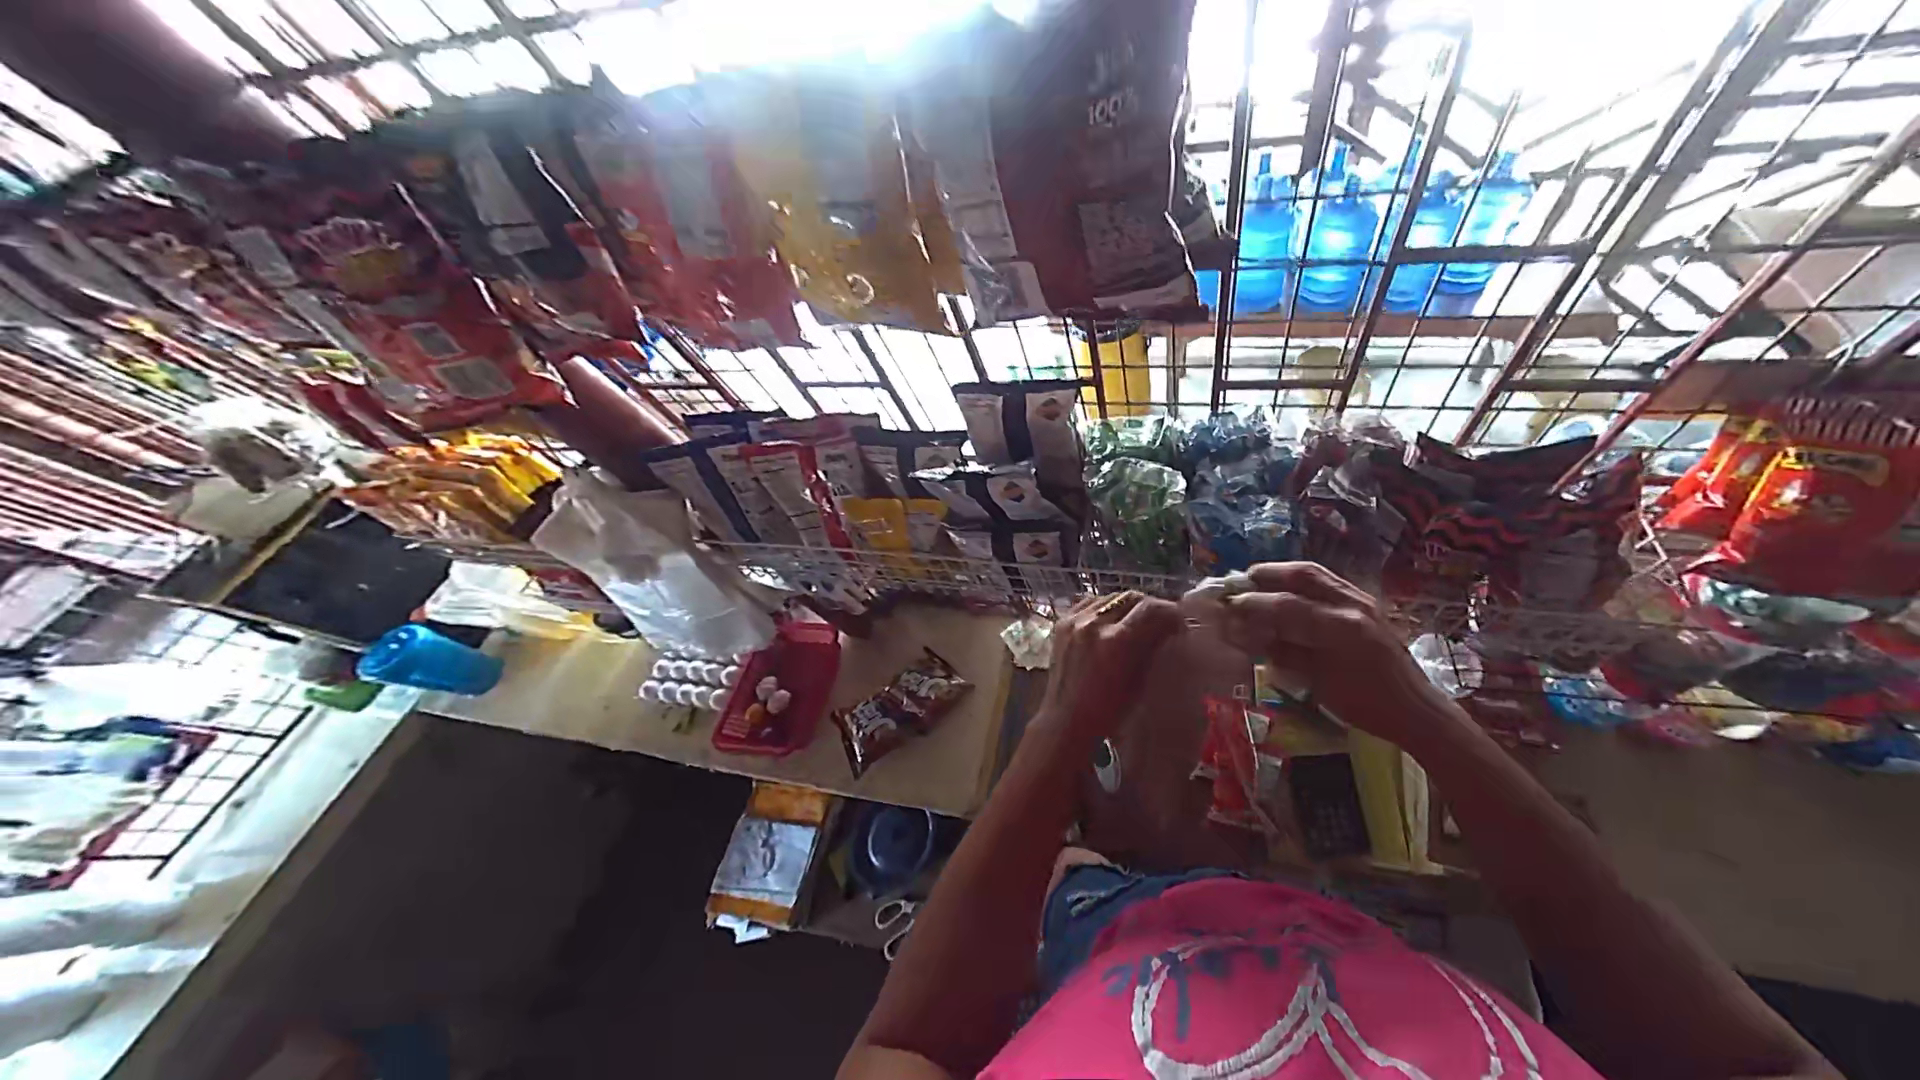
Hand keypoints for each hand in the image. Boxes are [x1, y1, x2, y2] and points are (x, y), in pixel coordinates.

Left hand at [1035, 591, 1182, 743]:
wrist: (1067, 721)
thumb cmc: (1109, 711)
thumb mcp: (1140, 680)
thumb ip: (1152, 648)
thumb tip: (1168, 627)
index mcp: (1118, 641)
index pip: (1153, 609)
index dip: (1171, 614)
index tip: (1179, 625)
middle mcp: (1095, 624)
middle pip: (1133, 597)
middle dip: (1152, 607)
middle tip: (1162, 621)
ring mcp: (1075, 621)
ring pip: (1111, 597)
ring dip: (1129, 605)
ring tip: (1138, 620)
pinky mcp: (1063, 623)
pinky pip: (1090, 603)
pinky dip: (1106, 608)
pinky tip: (1113, 620)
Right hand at [1219, 563, 1465, 749]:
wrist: (1416, 710)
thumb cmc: (1366, 704)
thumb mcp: (1317, 683)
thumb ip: (1283, 653)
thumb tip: (1244, 635)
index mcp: (1341, 628)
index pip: (1286, 605)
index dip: (1253, 604)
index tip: (1228, 607)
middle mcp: (1352, 606)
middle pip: (1302, 575)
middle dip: (1267, 575)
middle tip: (1240, 582)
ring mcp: (1362, 601)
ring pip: (1316, 573)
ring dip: (1283, 573)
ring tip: (1257, 579)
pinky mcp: (1366, 604)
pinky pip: (1327, 582)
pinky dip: (1300, 580)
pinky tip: (1286, 590)